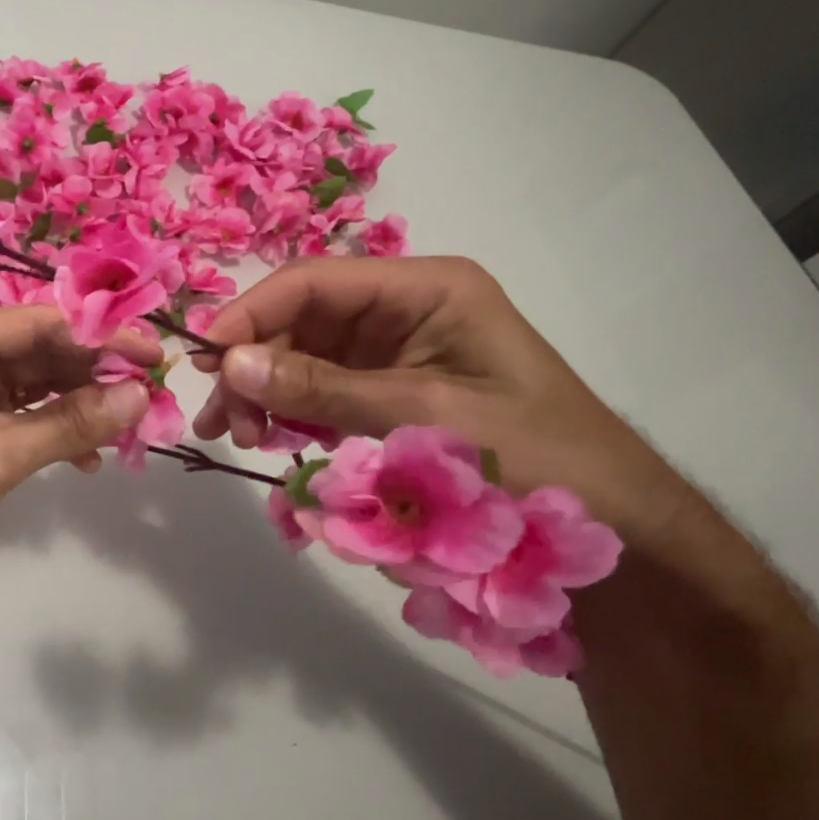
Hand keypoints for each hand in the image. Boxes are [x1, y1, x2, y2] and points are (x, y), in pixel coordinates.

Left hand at [0, 306, 157, 616]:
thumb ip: (69, 422)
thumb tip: (139, 395)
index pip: (40, 324)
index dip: (101, 336)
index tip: (155, 355)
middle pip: (44, 353)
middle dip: (97, 373)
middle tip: (153, 394)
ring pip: (40, 389)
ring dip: (84, 406)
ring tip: (131, 428)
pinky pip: (29, 423)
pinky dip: (60, 435)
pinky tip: (90, 459)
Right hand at [193, 256, 694, 540]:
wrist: (615, 536)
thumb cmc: (538, 461)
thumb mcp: (423, 418)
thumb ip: (322, 389)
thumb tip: (229, 363)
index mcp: (426, 289)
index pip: (312, 283)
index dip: (250, 314)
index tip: (202, 361)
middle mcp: (403, 311)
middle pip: (298, 321)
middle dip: (252, 364)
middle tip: (221, 421)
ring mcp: (392, 355)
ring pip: (298, 358)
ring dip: (262, 394)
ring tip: (240, 438)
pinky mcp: (386, 395)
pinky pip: (317, 393)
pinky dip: (287, 415)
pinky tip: (269, 440)